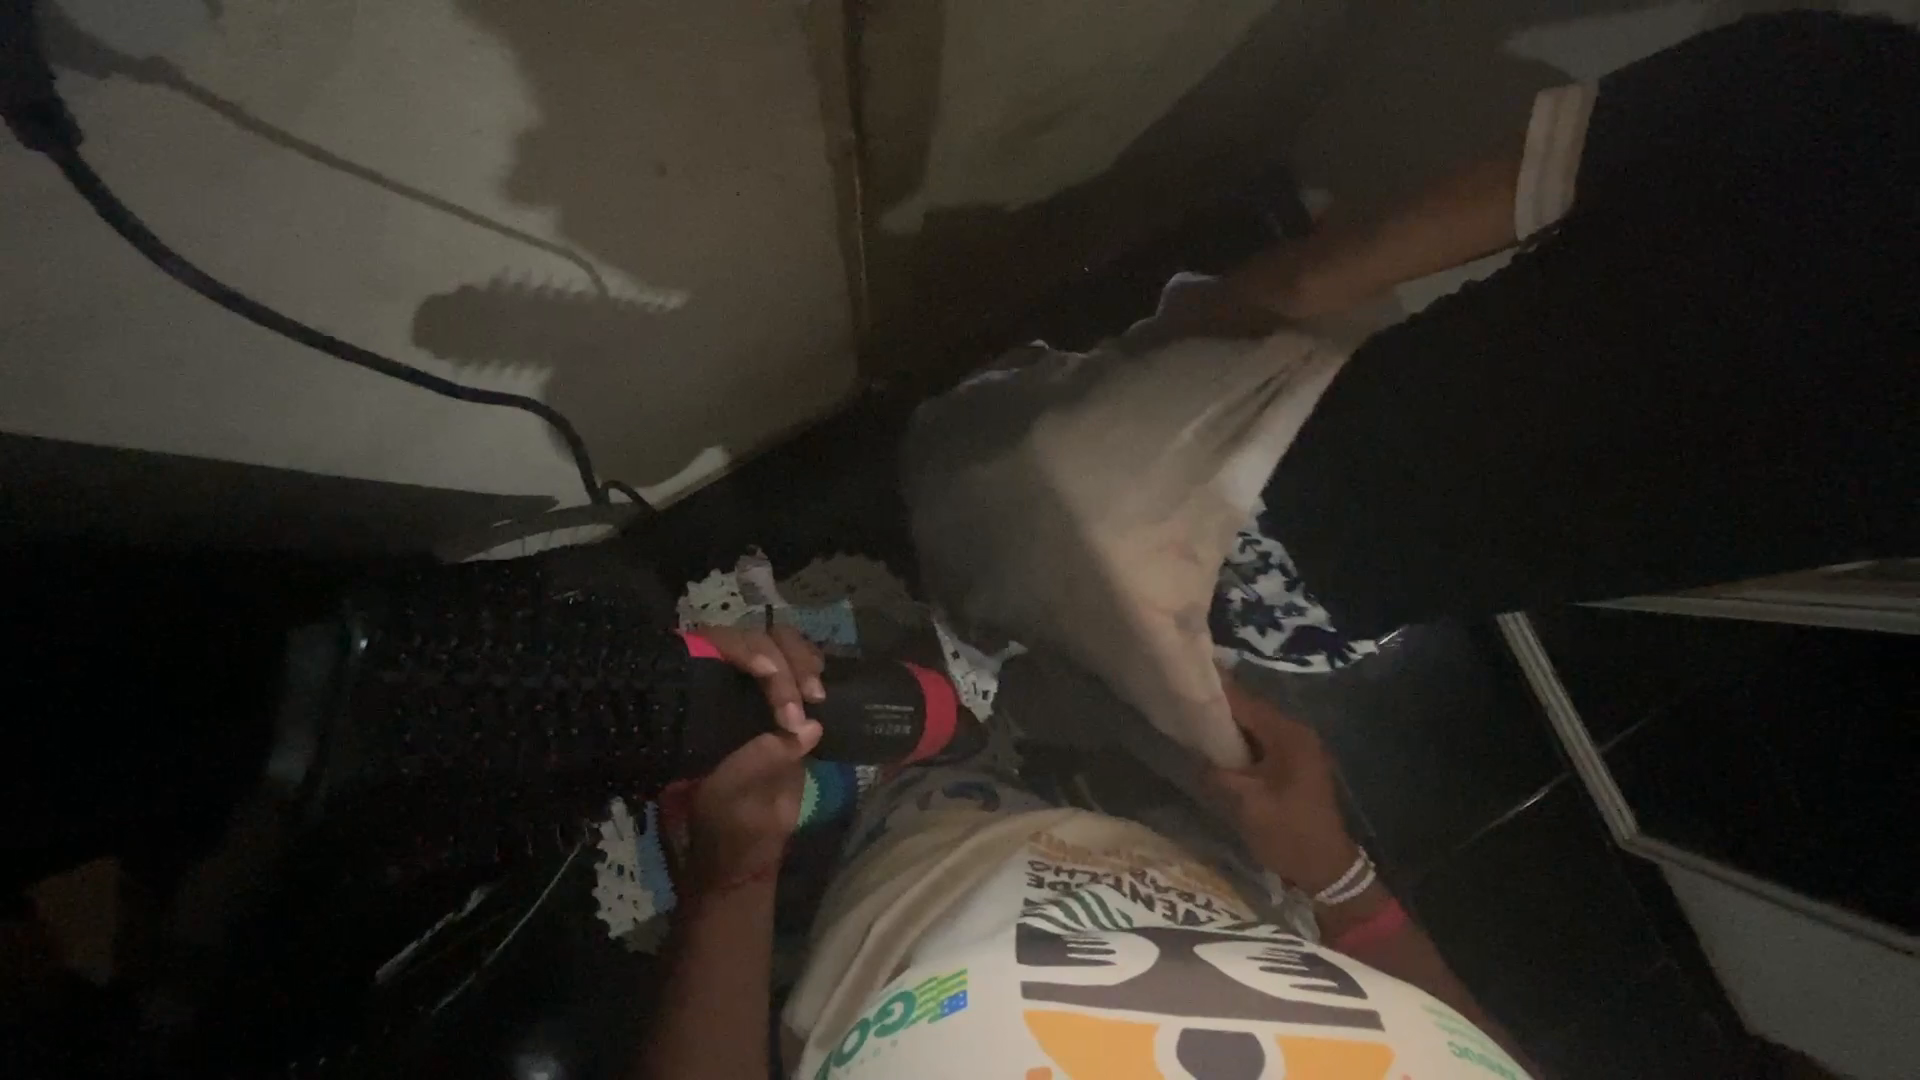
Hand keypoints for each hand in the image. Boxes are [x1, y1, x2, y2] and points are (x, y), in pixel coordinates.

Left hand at [684, 625, 825, 889]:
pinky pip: (800, 665)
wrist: (747, 852)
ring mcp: (754, 691)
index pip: (714, 647)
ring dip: (802, 661)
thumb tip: (807, 727)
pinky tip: (821, 691)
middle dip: (784, 661)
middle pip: (753, 638)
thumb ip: (762, 763)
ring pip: (779, 644)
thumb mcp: (734, 801)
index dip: (745, 649)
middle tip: (807, 697)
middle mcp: (721, 687)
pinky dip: (813, 668)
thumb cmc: (727, 828)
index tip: (769, 672)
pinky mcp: (785, 700)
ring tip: (817, 694)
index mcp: (694, 703)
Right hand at [1204, 672, 1359, 893]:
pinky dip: (1240, 742)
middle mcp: (1297, 734)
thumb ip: (1216, 772)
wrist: (1327, 871)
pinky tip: (1216, 747)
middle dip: (1218, 707)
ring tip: (1193, 721)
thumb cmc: (1289, 832)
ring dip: (1228, 726)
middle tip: (1182, 702)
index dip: (1215, 691)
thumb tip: (1194, 755)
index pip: (1245, 702)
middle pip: (1250, 710)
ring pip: (1255, 727)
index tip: (1185, 680)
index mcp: (1288, 736)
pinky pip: (1262, 743)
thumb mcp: (1246, 802)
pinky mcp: (1295, 765)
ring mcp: (1298, 749)